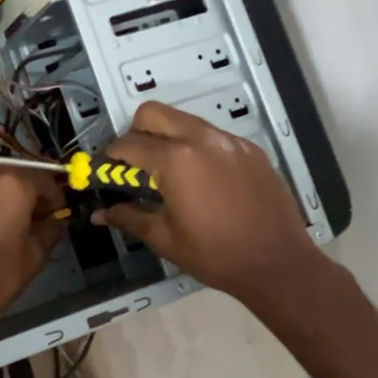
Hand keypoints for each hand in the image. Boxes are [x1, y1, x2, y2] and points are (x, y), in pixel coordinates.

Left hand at [0, 166, 65, 325]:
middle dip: (26, 192)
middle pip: (14, 175)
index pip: (44, 179)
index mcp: (13, 185)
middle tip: (31, 217)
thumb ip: (50, 231)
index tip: (55, 213)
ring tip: (3, 221)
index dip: (54, 197)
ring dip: (0, 195)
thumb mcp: (34, 256)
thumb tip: (56, 221)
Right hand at [94, 102, 338, 309]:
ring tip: (171, 174)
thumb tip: (98, 214)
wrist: (278, 264)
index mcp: (175, 160)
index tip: (108, 172)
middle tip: (137, 165)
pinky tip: (204, 181)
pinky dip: (198, 148)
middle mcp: (201, 139)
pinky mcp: (250, 149)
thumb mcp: (165, 238)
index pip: (129, 143)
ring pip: (185, 120)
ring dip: (167, 137)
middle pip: (153, 113)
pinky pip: (213, 136)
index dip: (111, 157)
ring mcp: (230, 141)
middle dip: (136, 132)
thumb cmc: (215, 255)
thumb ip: (128, 217)